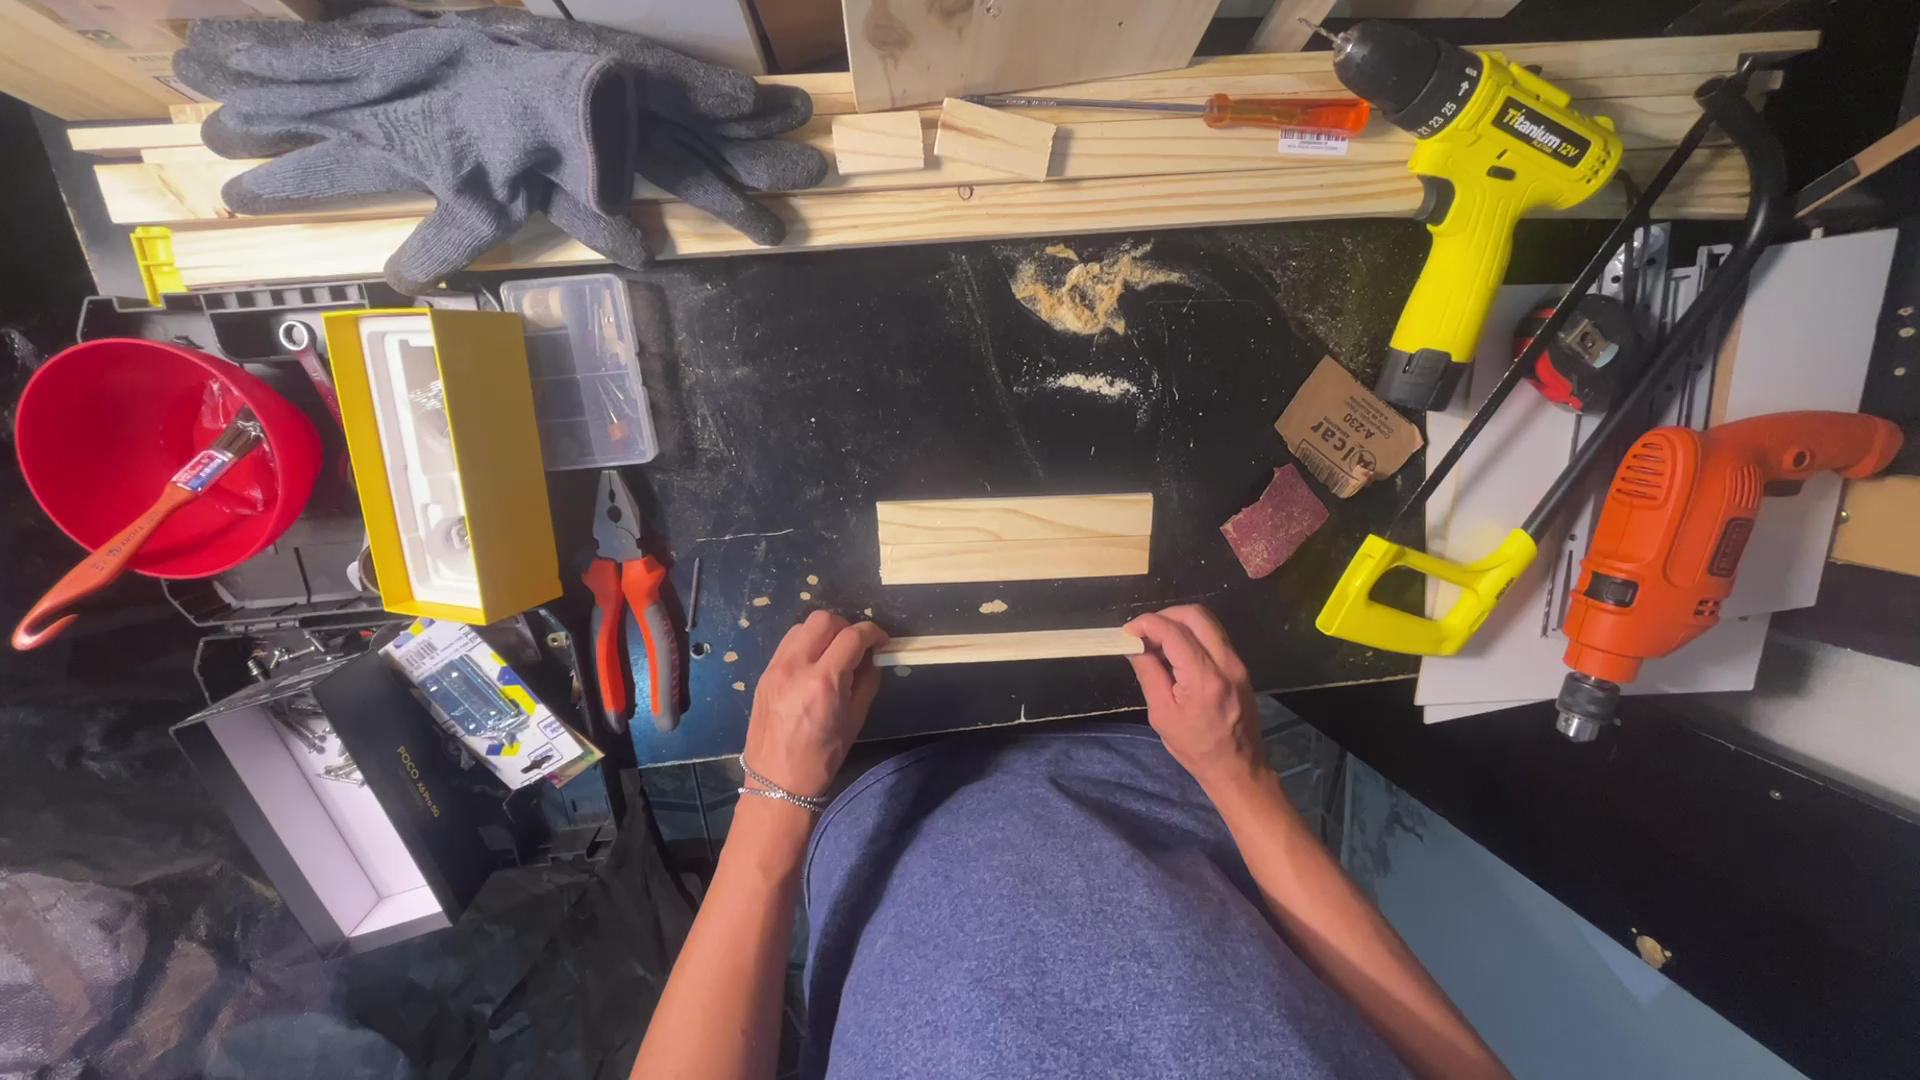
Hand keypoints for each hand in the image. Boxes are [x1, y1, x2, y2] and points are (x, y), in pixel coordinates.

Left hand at [742, 610, 887, 797]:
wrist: (777, 783)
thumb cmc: (822, 758)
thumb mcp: (856, 720)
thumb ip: (867, 681)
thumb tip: (872, 658)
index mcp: (824, 682)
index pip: (853, 637)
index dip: (873, 632)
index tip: (882, 641)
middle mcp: (796, 667)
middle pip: (824, 620)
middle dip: (847, 626)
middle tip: (857, 646)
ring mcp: (775, 669)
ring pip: (803, 627)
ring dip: (824, 632)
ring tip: (834, 653)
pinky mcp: (764, 674)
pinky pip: (788, 644)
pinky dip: (806, 644)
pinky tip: (814, 664)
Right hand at [1125, 605, 1268, 792]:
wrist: (1238, 767)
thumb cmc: (1194, 747)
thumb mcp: (1162, 714)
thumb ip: (1148, 673)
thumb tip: (1134, 645)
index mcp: (1203, 678)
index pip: (1173, 632)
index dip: (1147, 624)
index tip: (1128, 632)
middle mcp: (1226, 663)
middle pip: (1195, 615)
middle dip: (1165, 615)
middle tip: (1145, 633)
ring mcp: (1237, 663)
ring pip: (1207, 622)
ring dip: (1179, 623)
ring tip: (1158, 643)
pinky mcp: (1240, 667)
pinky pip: (1214, 637)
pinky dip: (1192, 635)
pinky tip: (1176, 654)